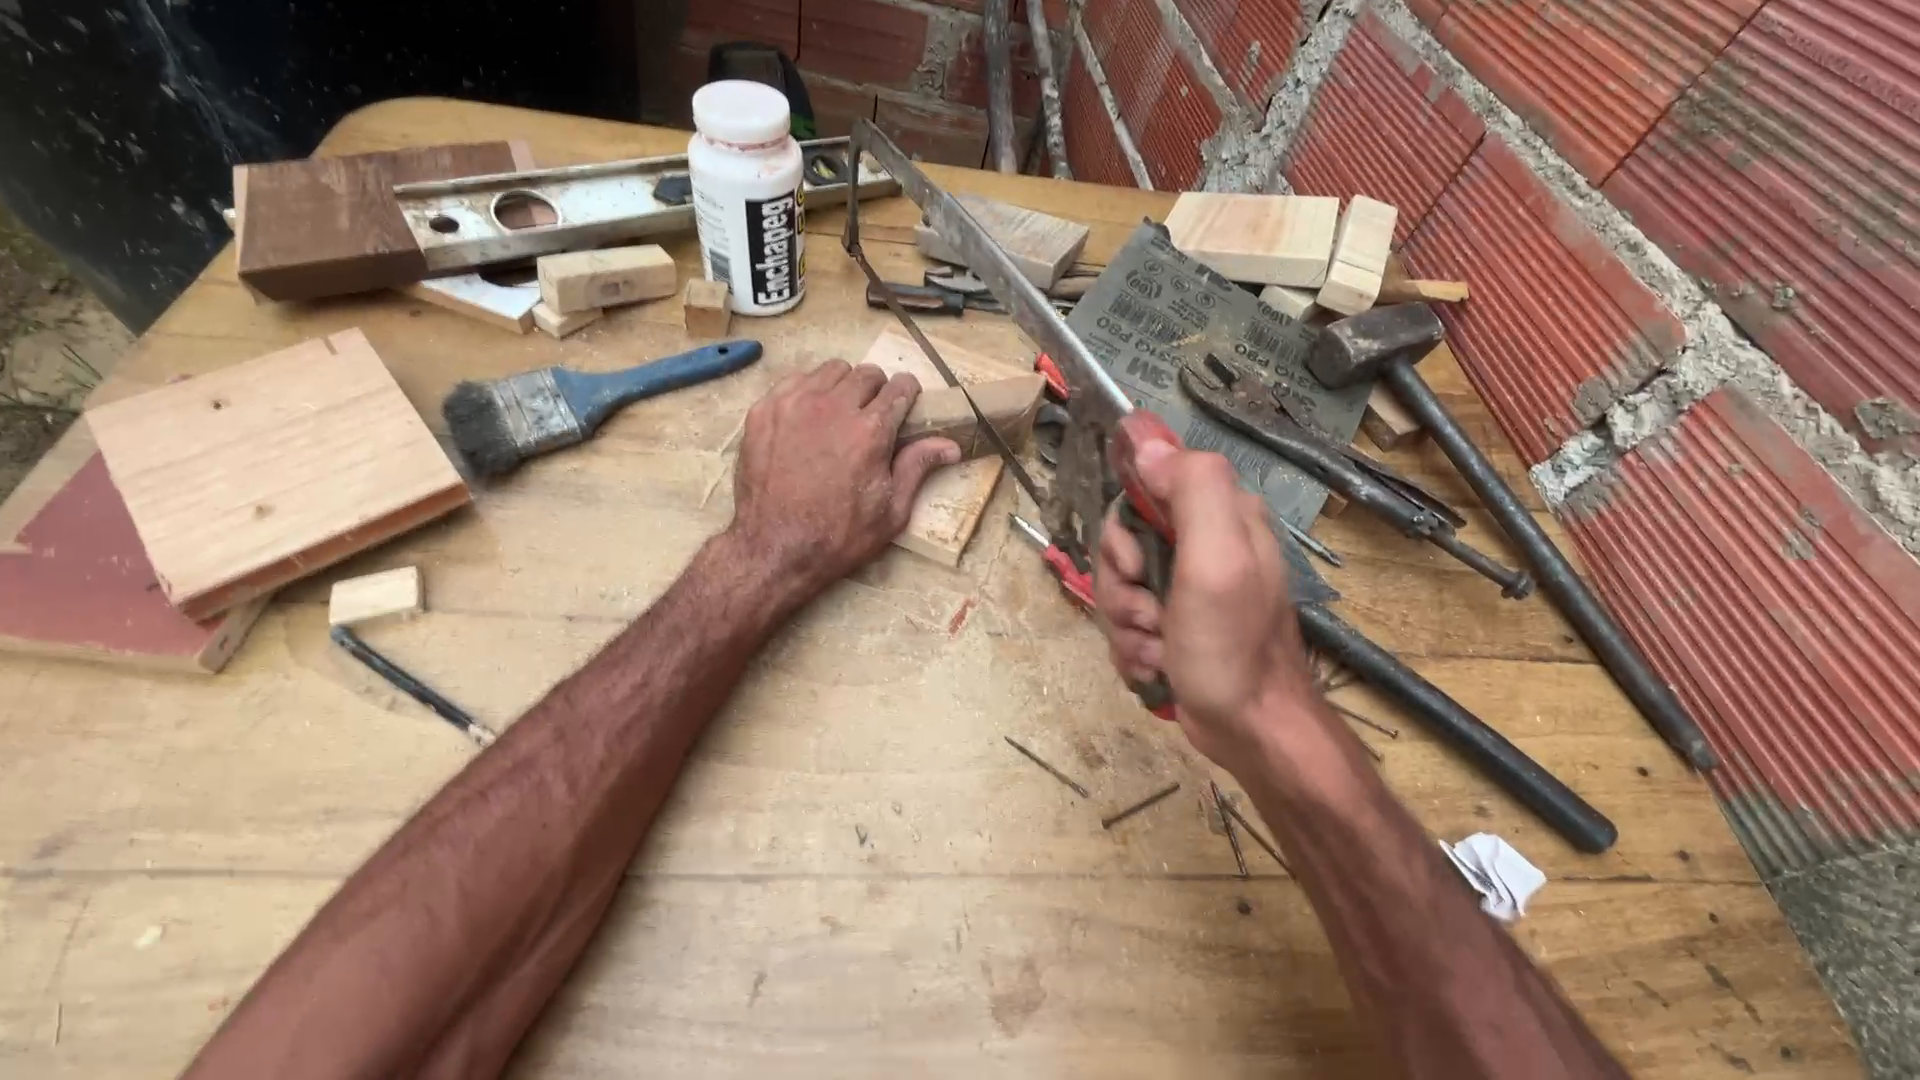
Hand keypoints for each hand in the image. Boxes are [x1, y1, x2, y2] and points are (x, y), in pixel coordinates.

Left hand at [730, 360, 960, 596]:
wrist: (775, 549)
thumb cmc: (839, 536)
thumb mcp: (891, 512)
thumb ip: (918, 468)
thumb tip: (951, 446)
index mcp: (870, 431)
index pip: (900, 388)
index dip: (908, 394)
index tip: (905, 405)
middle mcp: (833, 407)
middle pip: (866, 374)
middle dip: (877, 390)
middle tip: (872, 416)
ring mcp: (794, 405)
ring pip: (830, 371)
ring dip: (843, 387)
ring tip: (839, 414)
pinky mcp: (764, 411)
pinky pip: (794, 381)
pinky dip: (808, 392)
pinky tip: (808, 418)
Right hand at [1092, 444, 1313, 763]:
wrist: (1252, 730)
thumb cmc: (1234, 646)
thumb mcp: (1219, 559)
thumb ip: (1191, 489)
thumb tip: (1145, 438)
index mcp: (1219, 515)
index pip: (1141, 491)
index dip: (1123, 532)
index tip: (1138, 567)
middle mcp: (1202, 545)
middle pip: (1120, 545)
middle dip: (1121, 589)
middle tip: (1150, 616)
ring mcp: (1185, 589)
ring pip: (1117, 588)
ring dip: (1126, 626)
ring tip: (1158, 651)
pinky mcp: (1173, 626)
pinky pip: (1125, 624)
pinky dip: (1133, 649)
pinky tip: (1159, 667)